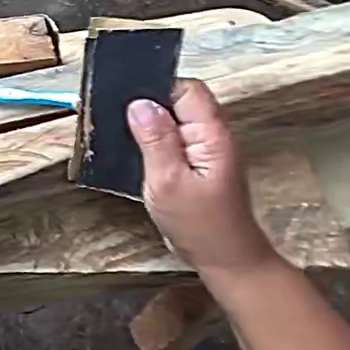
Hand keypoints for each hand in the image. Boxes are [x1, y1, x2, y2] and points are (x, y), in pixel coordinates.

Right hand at [128, 79, 277, 272]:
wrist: (225, 260)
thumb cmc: (201, 228)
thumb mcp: (168, 182)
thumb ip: (155, 140)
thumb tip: (140, 103)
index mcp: (212, 134)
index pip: (187, 89)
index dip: (157, 90)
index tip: (129, 103)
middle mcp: (213, 136)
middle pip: (181, 101)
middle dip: (151, 107)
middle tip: (123, 125)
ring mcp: (208, 150)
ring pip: (176, 121)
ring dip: (152, 128)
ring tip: (129, 141)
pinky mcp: (200, 164)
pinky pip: (176, 140)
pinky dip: (157, 144)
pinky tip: (142, 157)